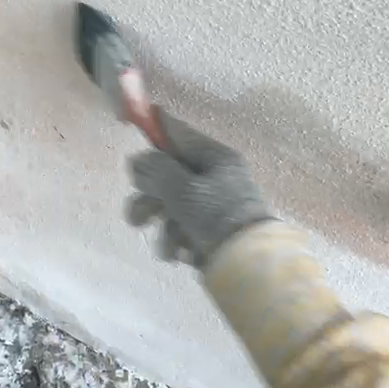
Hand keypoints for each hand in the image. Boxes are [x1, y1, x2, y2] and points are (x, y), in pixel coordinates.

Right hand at [125, 113, 271, 265]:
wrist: (251, 269)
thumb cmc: (217, 217)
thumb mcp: (182, 189)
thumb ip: (156, 170)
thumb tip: (138, 160)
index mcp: (215, 158)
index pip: (180, 133)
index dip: (157, 126)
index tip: (140, 118)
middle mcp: (215, 178)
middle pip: (169, 174)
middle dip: (150, 198)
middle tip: (137, 217)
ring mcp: (213, 207)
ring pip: (171, 206)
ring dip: (163, 227)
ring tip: (167, 247)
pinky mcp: (211, 233)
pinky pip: (182, 229)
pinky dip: (178, 242)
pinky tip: (184, 255)